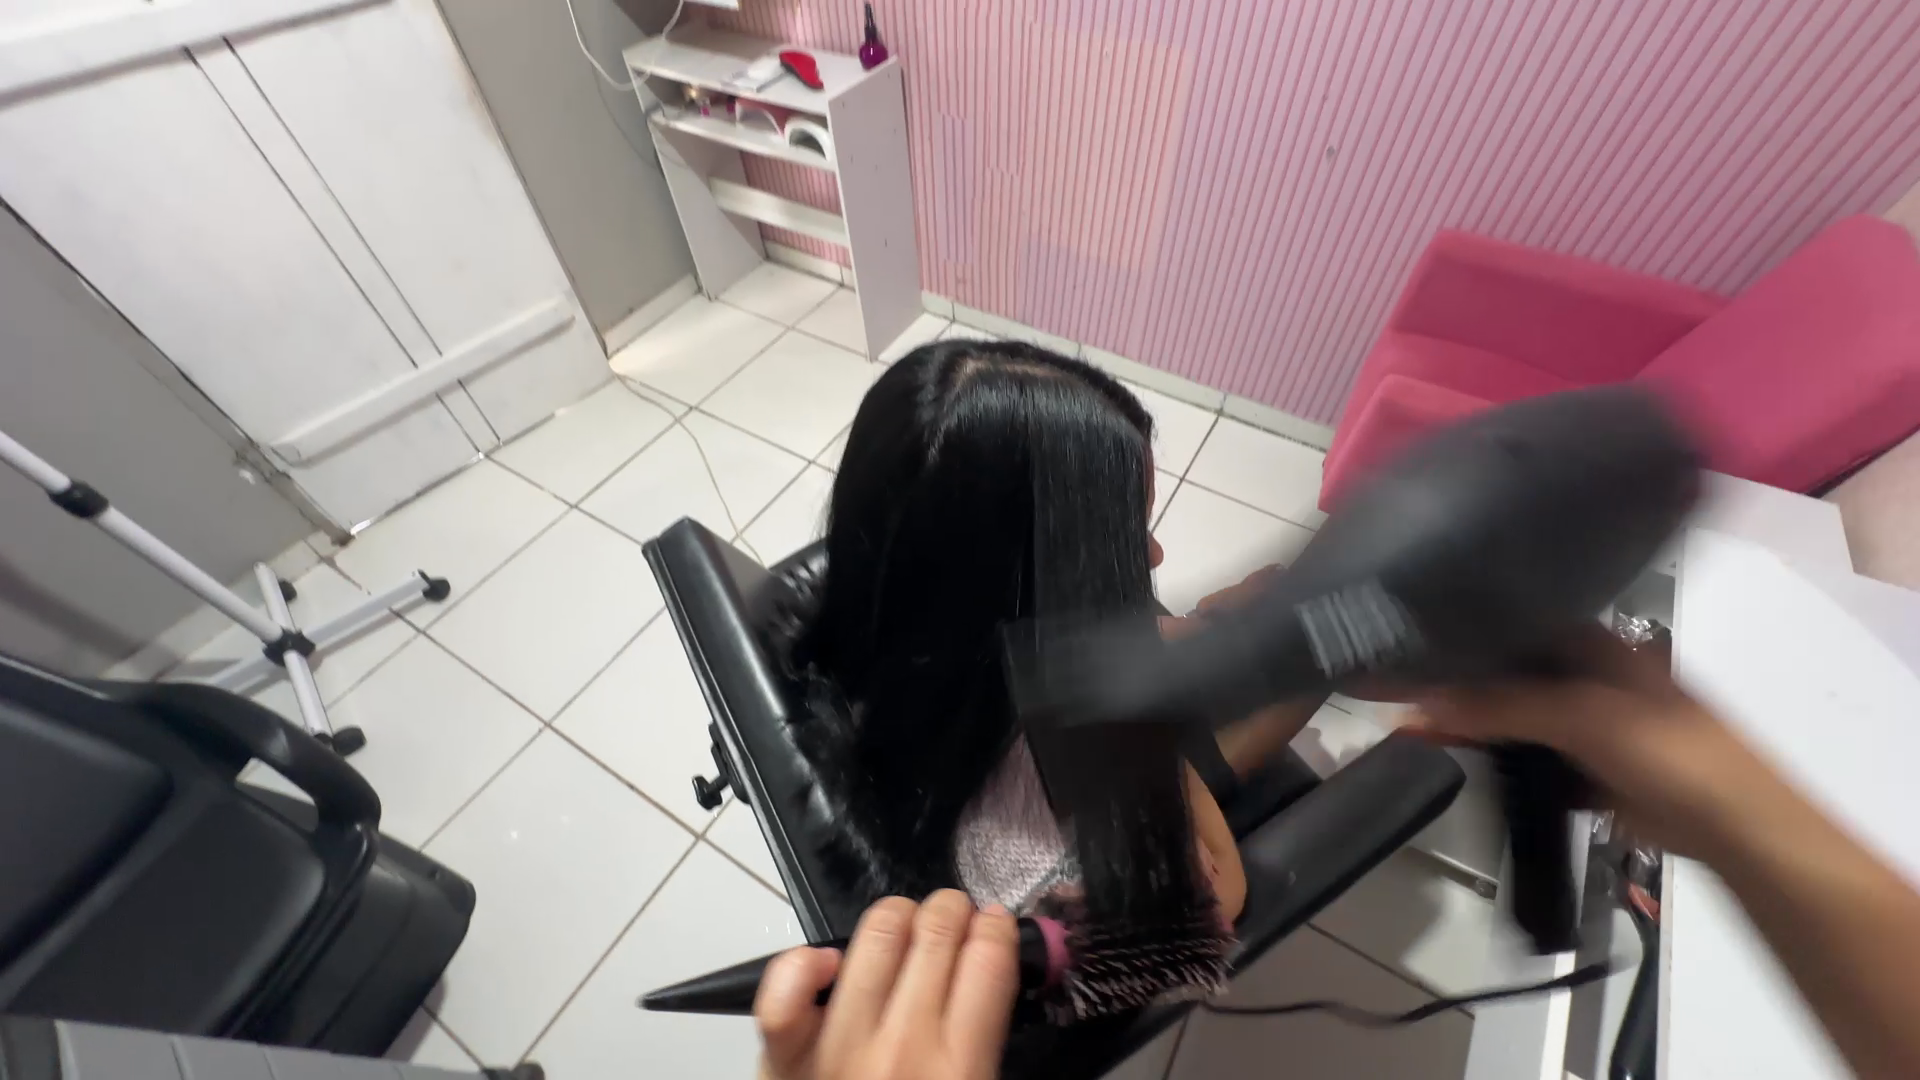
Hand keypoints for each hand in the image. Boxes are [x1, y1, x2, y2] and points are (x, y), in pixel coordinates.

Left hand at [756, 891, 1018, 1079]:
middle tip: (956, 919)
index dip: (998, 929)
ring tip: (909, 926)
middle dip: (953, 911)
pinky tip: (832, 964)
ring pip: (878, 933)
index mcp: (959, 1073)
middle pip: (936, 931)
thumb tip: (995, 978)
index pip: (989, 960)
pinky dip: (805, 963)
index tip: (995, 926)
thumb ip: (985, 1044)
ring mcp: (839, 1047)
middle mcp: (902, 1049)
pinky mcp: (786, 1058)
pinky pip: (786, 994)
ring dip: (901, 915)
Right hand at [1408, 628, 1779, 857]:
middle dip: (1453, 672)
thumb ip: (1497, 707)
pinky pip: (1518, 748)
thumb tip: (1416, 705)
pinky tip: (1440, 743)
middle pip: (1504, 666)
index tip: (1409, 626)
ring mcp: (1584, 720)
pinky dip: (1482, 748)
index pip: (1515, 620)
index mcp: (1597, 644)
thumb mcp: (1582, 717)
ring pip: (1507, 708)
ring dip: (1463, 713)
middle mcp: (1586, 674)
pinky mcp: (1580, 762)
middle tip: (1393, 670)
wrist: (1739, 835)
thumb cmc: (1673, 753)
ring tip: (1405, 708)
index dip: (1463, 621)